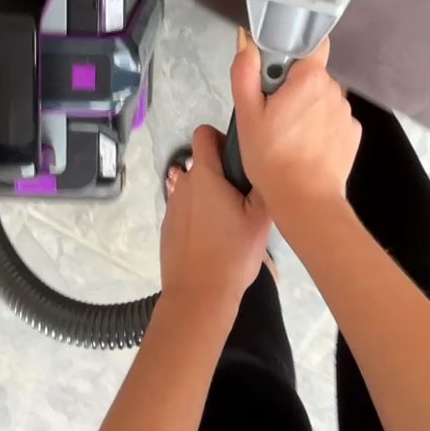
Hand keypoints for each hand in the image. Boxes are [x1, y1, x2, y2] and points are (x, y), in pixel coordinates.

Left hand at [160, 125, 272, 313]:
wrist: (199, 296)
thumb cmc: (232, 253)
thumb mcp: (261, 218)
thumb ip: (262, 184)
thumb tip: (262, 164)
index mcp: (204, 175)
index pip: (203, 133)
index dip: (220, 137)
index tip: (236, 158)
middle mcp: (183, 185)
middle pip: (202, 164)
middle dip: (221, 173)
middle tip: (243, 198)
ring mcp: (172, 207)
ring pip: (194, 189)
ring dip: (210, 196)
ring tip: (230, 222)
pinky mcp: (167, 228)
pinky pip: (186, 210)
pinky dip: (199, 216)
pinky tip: (214, 240)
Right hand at [231, 32, 360, 232]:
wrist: (305, 201)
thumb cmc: (272, 158)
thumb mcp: (246, 114)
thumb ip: (245, 72)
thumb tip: (248, 44)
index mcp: (310, 78)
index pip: (310, 45)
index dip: (290, 53)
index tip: (273, 74)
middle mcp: (334, 89)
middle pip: (311, 74)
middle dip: (292, 85)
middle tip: (272, 112)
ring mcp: (346, 113)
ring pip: (321, 98)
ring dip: (307, 107)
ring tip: (287, 134)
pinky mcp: (352, 134)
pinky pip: (332, 119)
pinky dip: (320, 126)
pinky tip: (304, 146)